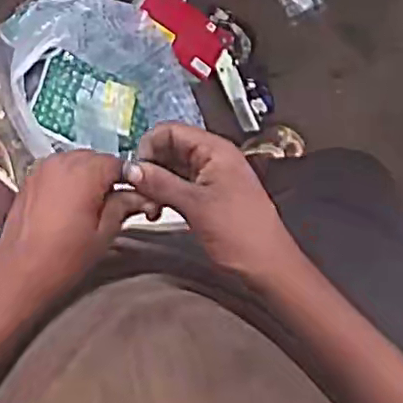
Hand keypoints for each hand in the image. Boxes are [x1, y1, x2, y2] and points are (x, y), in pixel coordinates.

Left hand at [0, 150, 154, 306]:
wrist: (21, 269)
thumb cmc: (65, 256)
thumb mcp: (103, 234)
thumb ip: (122, 206)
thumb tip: (139, 196)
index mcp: (84, 171)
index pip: (117, 163)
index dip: (131, 179)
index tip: (139, 197)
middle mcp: (62, 161)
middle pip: (96, 159)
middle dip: (109, 177)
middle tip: (120, 204)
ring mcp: (44, 167)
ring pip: (76, 161)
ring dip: (89, 176)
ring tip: (95, 206)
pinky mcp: (31, 176)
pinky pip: (58, 169)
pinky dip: (70, 179)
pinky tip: (72, 204)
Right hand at [122, 123, 301, 284]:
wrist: (273, 272)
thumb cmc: (239, 234)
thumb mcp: (195, 205)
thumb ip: (160, 182)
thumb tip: (130, 168)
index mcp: (214, 149)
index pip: (170, 131)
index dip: (149, 146)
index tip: (135, 170)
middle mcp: (213, 156)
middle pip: (170, 148)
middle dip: (151, 166)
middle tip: (137, 191)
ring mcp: (213, 176)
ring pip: (173, 167)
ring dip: (157, 183)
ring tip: (148, 205)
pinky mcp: (211, 194)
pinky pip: (181, 183)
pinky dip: (167, 193)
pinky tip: (157, 209)